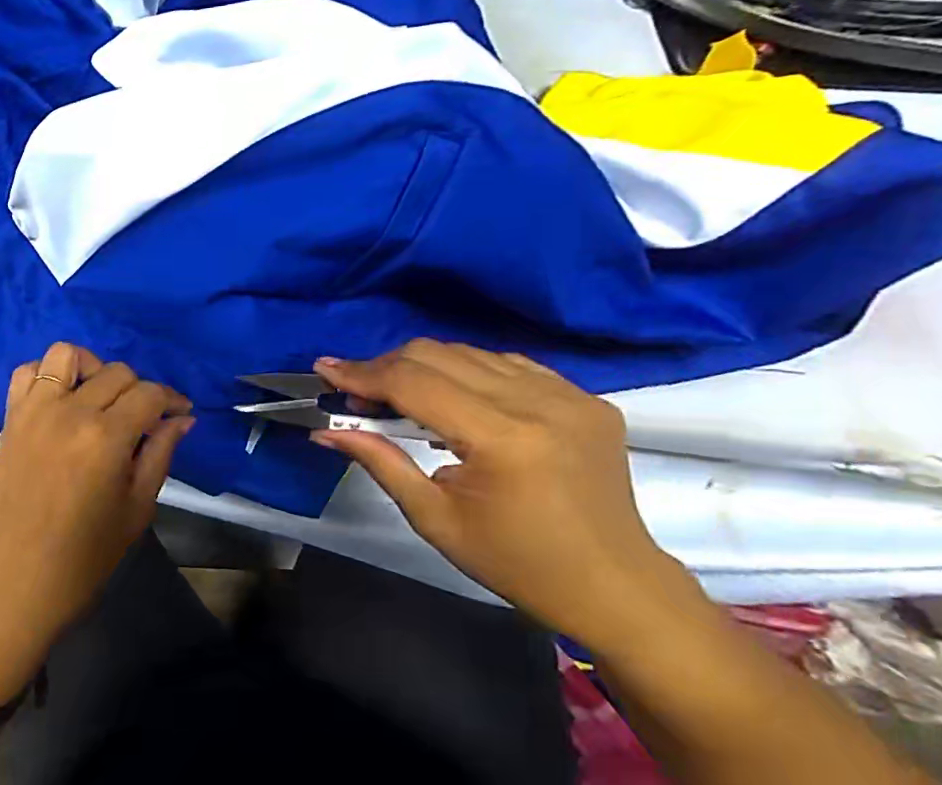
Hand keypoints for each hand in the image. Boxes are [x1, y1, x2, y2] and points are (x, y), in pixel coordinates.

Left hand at [0, 343, 192, 645]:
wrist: (30, 568)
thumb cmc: (92, 547)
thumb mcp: (140, 503)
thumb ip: (161, 451)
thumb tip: (183, 417)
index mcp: (106, 437)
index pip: (148, 393)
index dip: (171, 399)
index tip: (179, 411)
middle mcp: (69, 412)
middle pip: (115, 372)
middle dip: (138, 389)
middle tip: (141, 417)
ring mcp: (35, 410)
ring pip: (66, 354)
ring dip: (90, 367)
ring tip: (97, 396)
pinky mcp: (12, 416)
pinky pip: (27, 371)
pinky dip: (47, 375)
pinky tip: (61, 398)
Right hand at [311, 339, 699, 647]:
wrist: (617, 588)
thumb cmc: (518, 563)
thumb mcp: (435, 519)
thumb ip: (379, 462)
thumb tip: (326, 431)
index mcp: (505, 440)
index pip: (415, 384)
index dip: (363, 374)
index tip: (324, 371)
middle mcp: (540, 404)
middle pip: (437, 356)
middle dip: (386, 367)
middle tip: (357, 394)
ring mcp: (569, 396)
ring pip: (468, 353)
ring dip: (422, 367)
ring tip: (399, 397)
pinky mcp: (585, 397)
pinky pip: (505, 364)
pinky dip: (466, 371)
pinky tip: (453, 398)